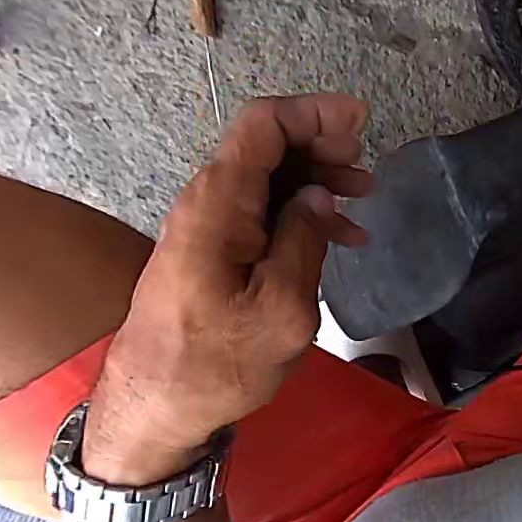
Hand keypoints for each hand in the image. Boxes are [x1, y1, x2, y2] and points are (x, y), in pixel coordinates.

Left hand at [82, 95, 372, 485]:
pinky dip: (299, 216)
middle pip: (266, 147)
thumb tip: (316, 196)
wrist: (156, 408)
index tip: (360, 122)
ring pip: (266, 181)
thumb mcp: (282, 309)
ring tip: (361, 201)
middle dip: (321, 146)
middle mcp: (207, 203)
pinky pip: (259, 215)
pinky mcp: (210, 253)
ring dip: (315, 183)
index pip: (265, 125)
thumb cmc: (219, 364)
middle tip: (365, 172)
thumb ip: (304, 242)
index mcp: (220, 204)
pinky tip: (335, 237)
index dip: (314, 112)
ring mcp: (206, 228)